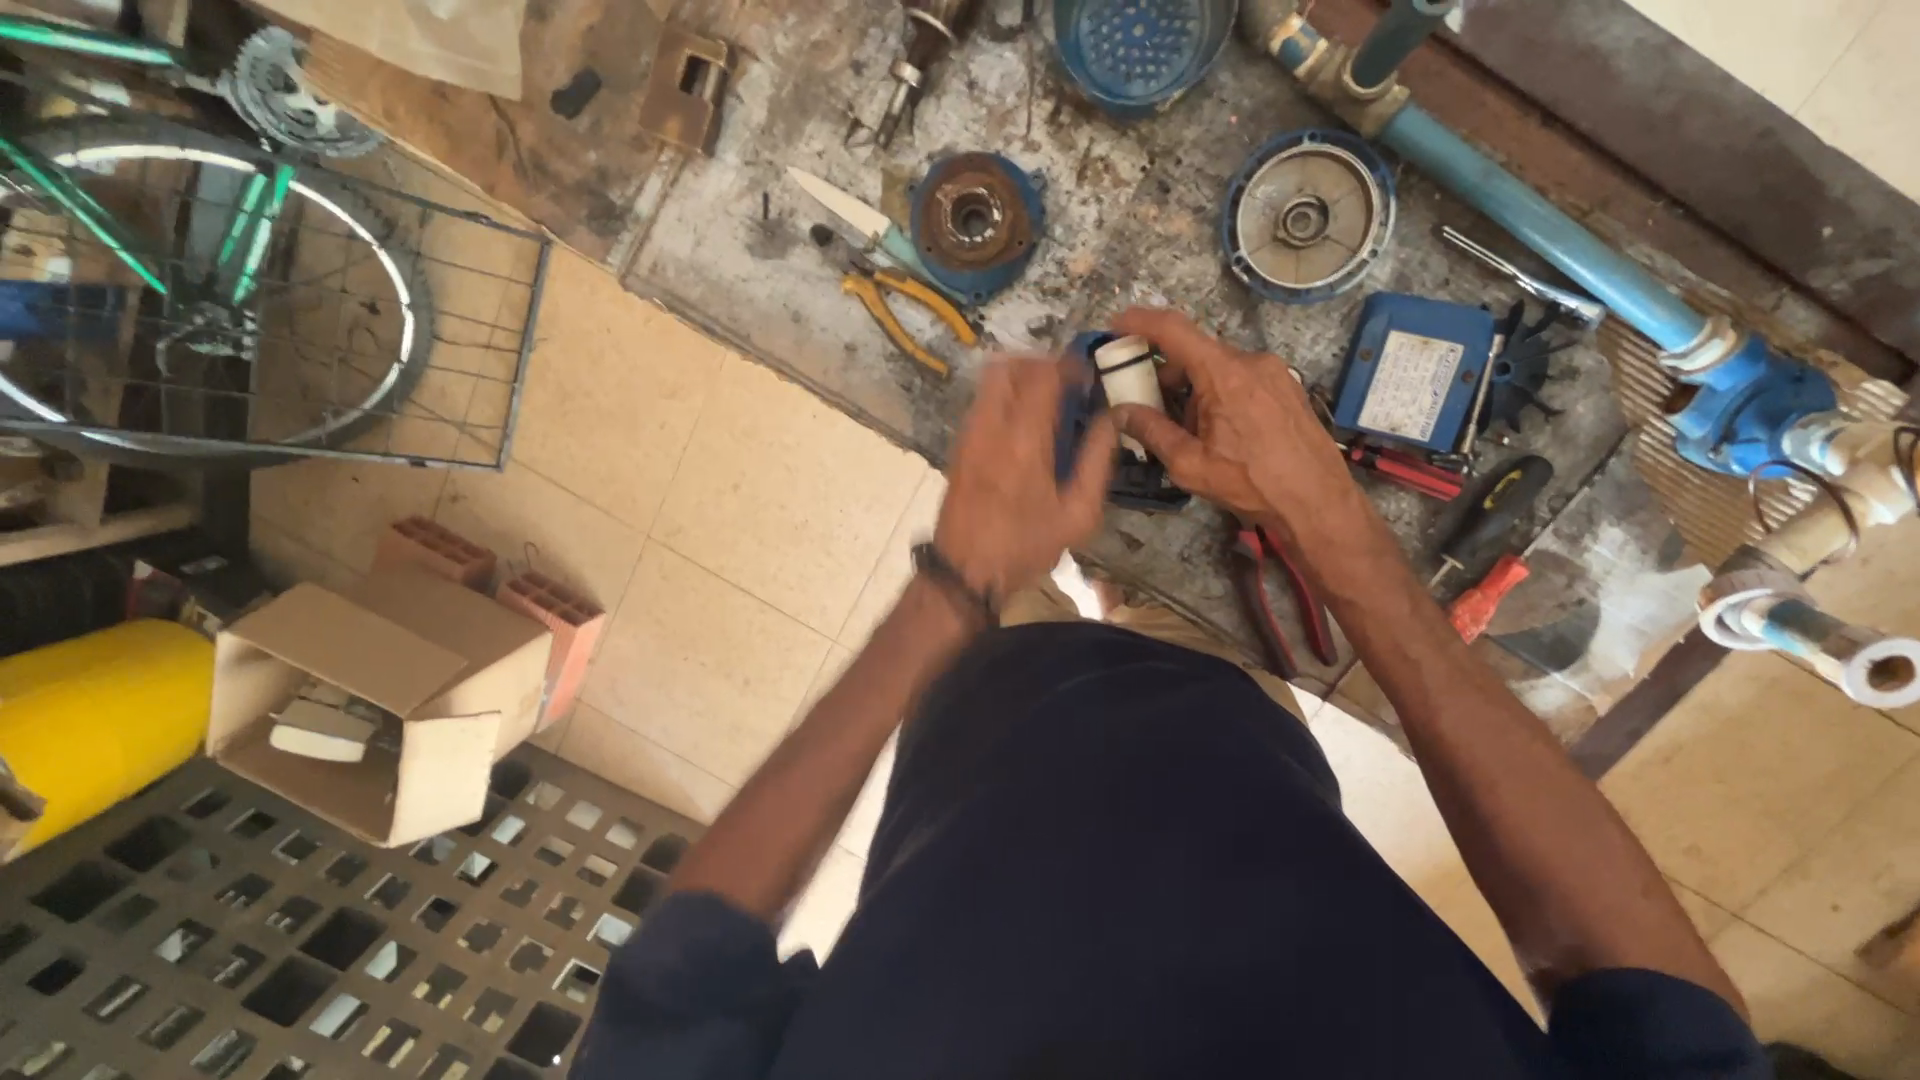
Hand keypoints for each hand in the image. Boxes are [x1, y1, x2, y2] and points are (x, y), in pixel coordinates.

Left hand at [935, 356, 1116, 600]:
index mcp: (1025, 439)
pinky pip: (982, 404)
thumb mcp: (1078, 513)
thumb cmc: (1025, 546)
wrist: (965, 571)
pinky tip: (1024, 426)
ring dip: (1020, 379)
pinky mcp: (959, 447)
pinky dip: (1004, 399)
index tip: (1087, 375)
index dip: (1068, 365)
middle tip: (1064, 383)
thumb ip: (1096, 460)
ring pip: (990, 381)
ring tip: (1046, 402)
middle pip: (1009, 366)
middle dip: (1040, 364)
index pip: (1044, 375)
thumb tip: (1111, 419)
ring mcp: (969, 434)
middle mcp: (991, 426)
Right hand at [1108, 307, 1354, 527]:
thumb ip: (1152, 432)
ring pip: (1219, 369)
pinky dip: (1220, 396)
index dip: (1140, 321)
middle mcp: (1251, 362)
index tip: (1115, 325)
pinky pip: (1242, 380)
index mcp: (1224, 374)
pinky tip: (1222, 433)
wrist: (1318, 502)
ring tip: (1191, 434)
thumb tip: (1121, 412)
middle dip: (1167, 376)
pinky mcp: (1287, 388)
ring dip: (1195, 391)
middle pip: (1195, 354)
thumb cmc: (1252, 484)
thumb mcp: (1190, 465)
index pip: (1174, 330)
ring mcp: (1274, 372)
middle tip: (1149, 408)